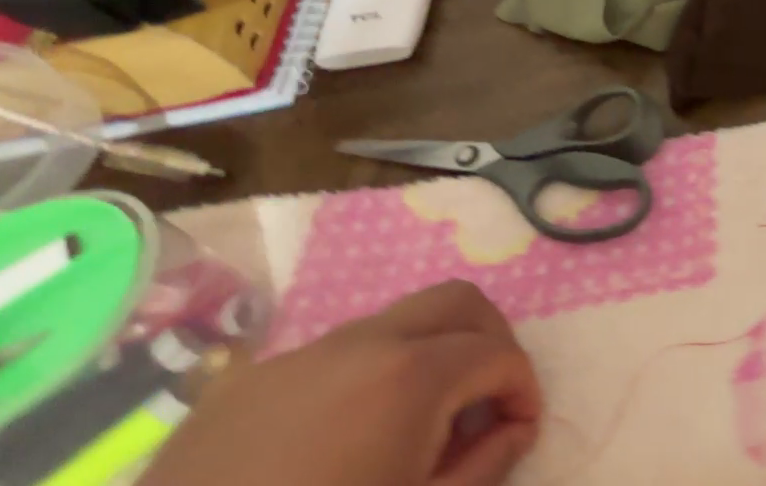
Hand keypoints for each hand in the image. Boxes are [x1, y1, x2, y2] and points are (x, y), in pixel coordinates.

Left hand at [142, 281, 541, 485]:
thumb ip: (486, 465)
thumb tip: (514, 427)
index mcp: (412, 374)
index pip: (499, 354)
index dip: (524, 387)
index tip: (521, 426)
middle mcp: (362, 343)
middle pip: (455, 301)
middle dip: (489, 338)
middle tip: (490, 391)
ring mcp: (296, 358)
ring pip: (391, 323)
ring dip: (426, 352)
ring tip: (417, 418)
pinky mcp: (241, 385)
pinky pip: (327, 357)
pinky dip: (364, 375)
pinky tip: (342, 436)